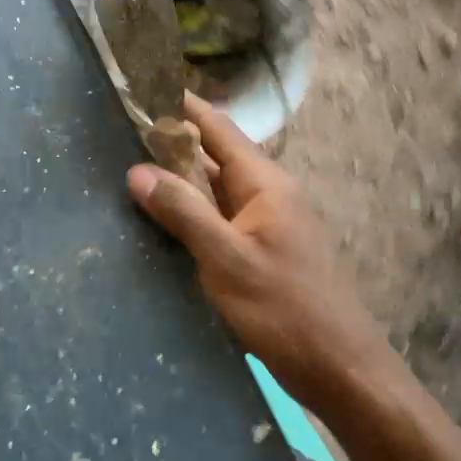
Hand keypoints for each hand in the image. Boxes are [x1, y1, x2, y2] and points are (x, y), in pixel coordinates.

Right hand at [126, 94, 391, 407]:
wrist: (344, 375)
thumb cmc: (286, 310)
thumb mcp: (226, 259)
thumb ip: (182, 212)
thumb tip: (137, 170)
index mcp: (264, 183)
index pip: (216, 126)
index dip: (180, 104)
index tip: (139, 86)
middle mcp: (267, 193)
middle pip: (211, 154)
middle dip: (168, 141)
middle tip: (116, 130)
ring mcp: (266, 223)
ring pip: (212, 187)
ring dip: (175, 178)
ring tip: (126, 168)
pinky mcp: (261, 250)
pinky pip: (217, 215)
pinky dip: (188, 209)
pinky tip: (159, 220)